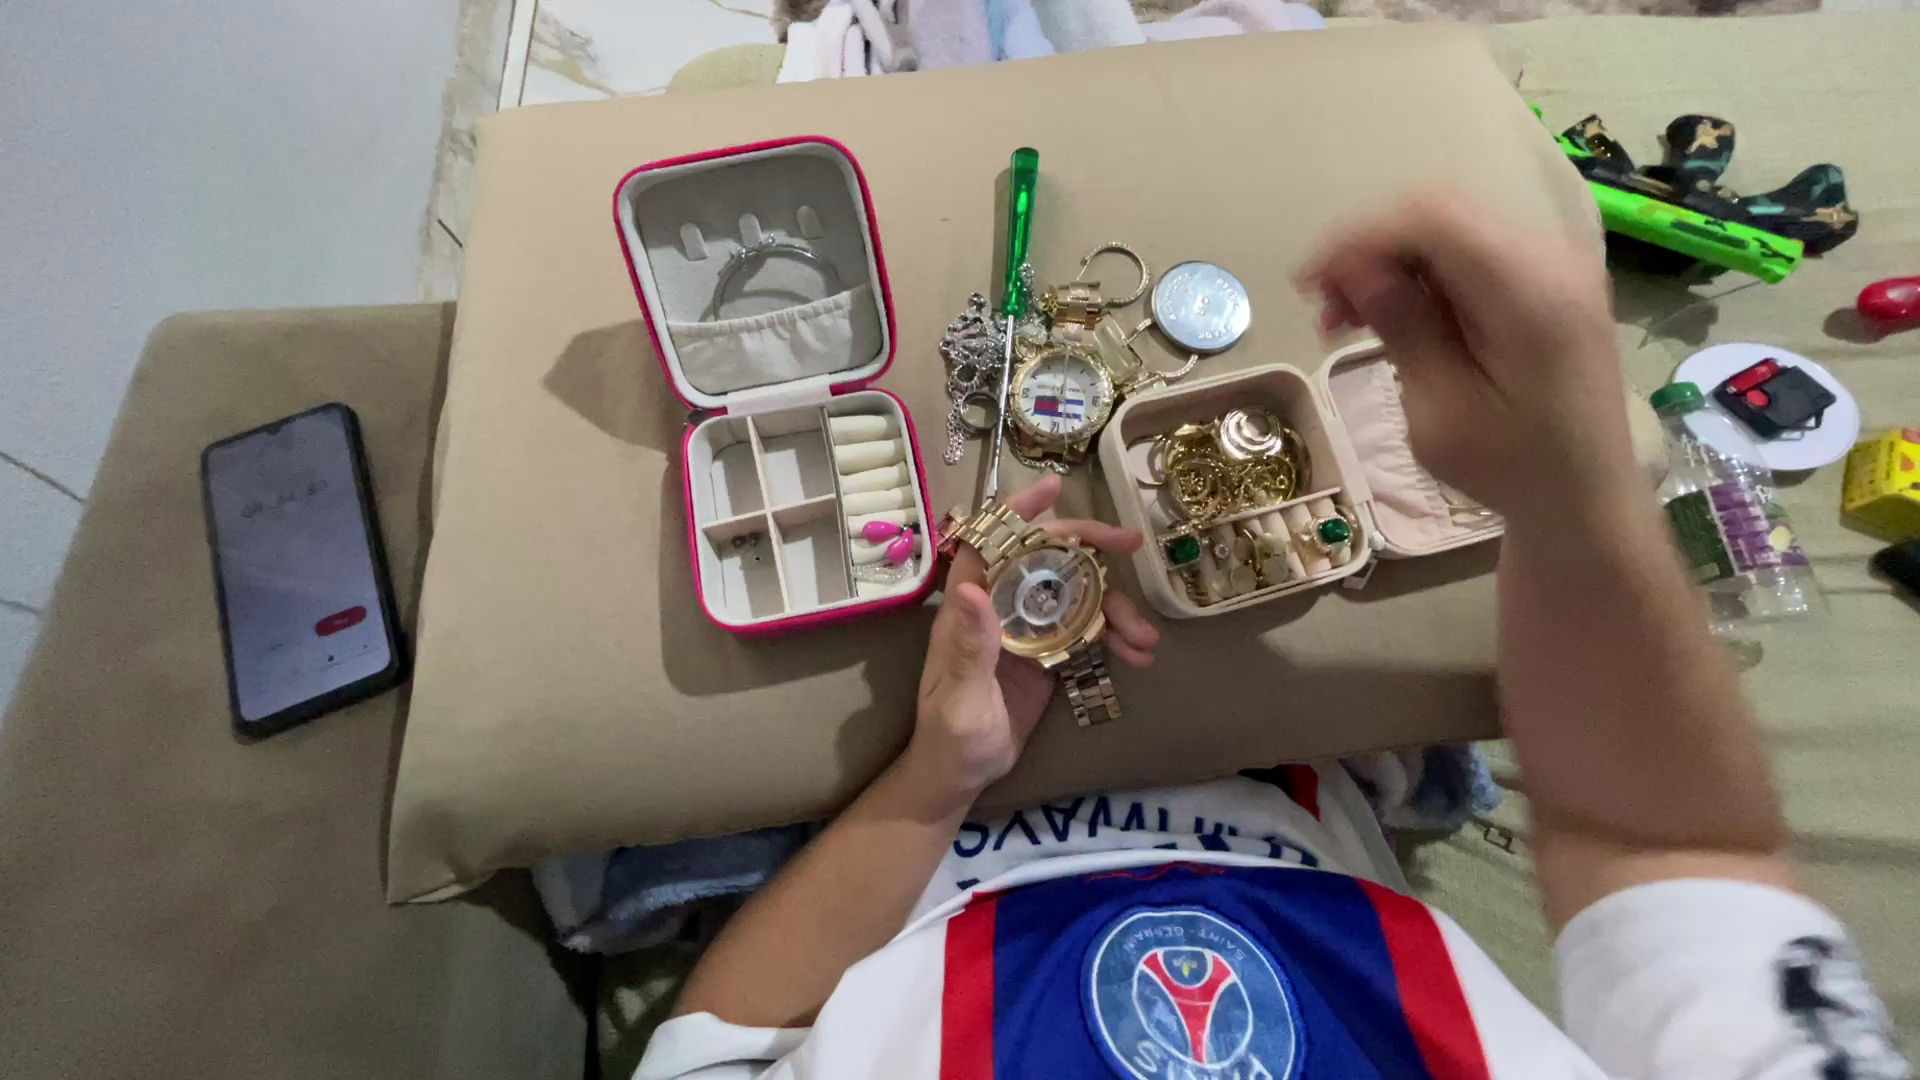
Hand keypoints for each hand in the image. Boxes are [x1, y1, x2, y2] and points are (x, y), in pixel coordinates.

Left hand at [907, 475, 1158, 804]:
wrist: (962, 778)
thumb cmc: (950, 739)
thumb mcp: (960, 699)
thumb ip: (968, 648)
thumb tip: (972, 587)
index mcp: (969, 609)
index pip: (990, 544)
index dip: (1018, 512)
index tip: (1055, 488)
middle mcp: (999, 609)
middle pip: (1045, 561)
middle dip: (1089, 548)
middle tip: (1132, 544)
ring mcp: (1026, 630)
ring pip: (1076, 597)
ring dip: (1114, 609)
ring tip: (1145, 639)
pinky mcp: (1048, 655)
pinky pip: (1087, 632)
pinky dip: (1115, 639)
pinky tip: (1139, 656)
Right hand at [1300, 190, 1638, 524]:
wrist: (1582, 494)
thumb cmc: (1507, 466)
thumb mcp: (1439, 409)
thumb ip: (1406, 330)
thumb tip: (1358, 272)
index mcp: (1530, 292)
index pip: (1431, 220)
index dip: (1358, 241)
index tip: (1307, 287)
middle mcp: (1551, 260)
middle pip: (1438, 216)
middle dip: (1367, 253)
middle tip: (1323, 311)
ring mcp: (1553, 268)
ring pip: (1448, 232)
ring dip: (1386, 266)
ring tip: (1345, 321)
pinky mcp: (1544, 285)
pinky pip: (1467, 256)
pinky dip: (1416, 277)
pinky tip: (1388, 317)